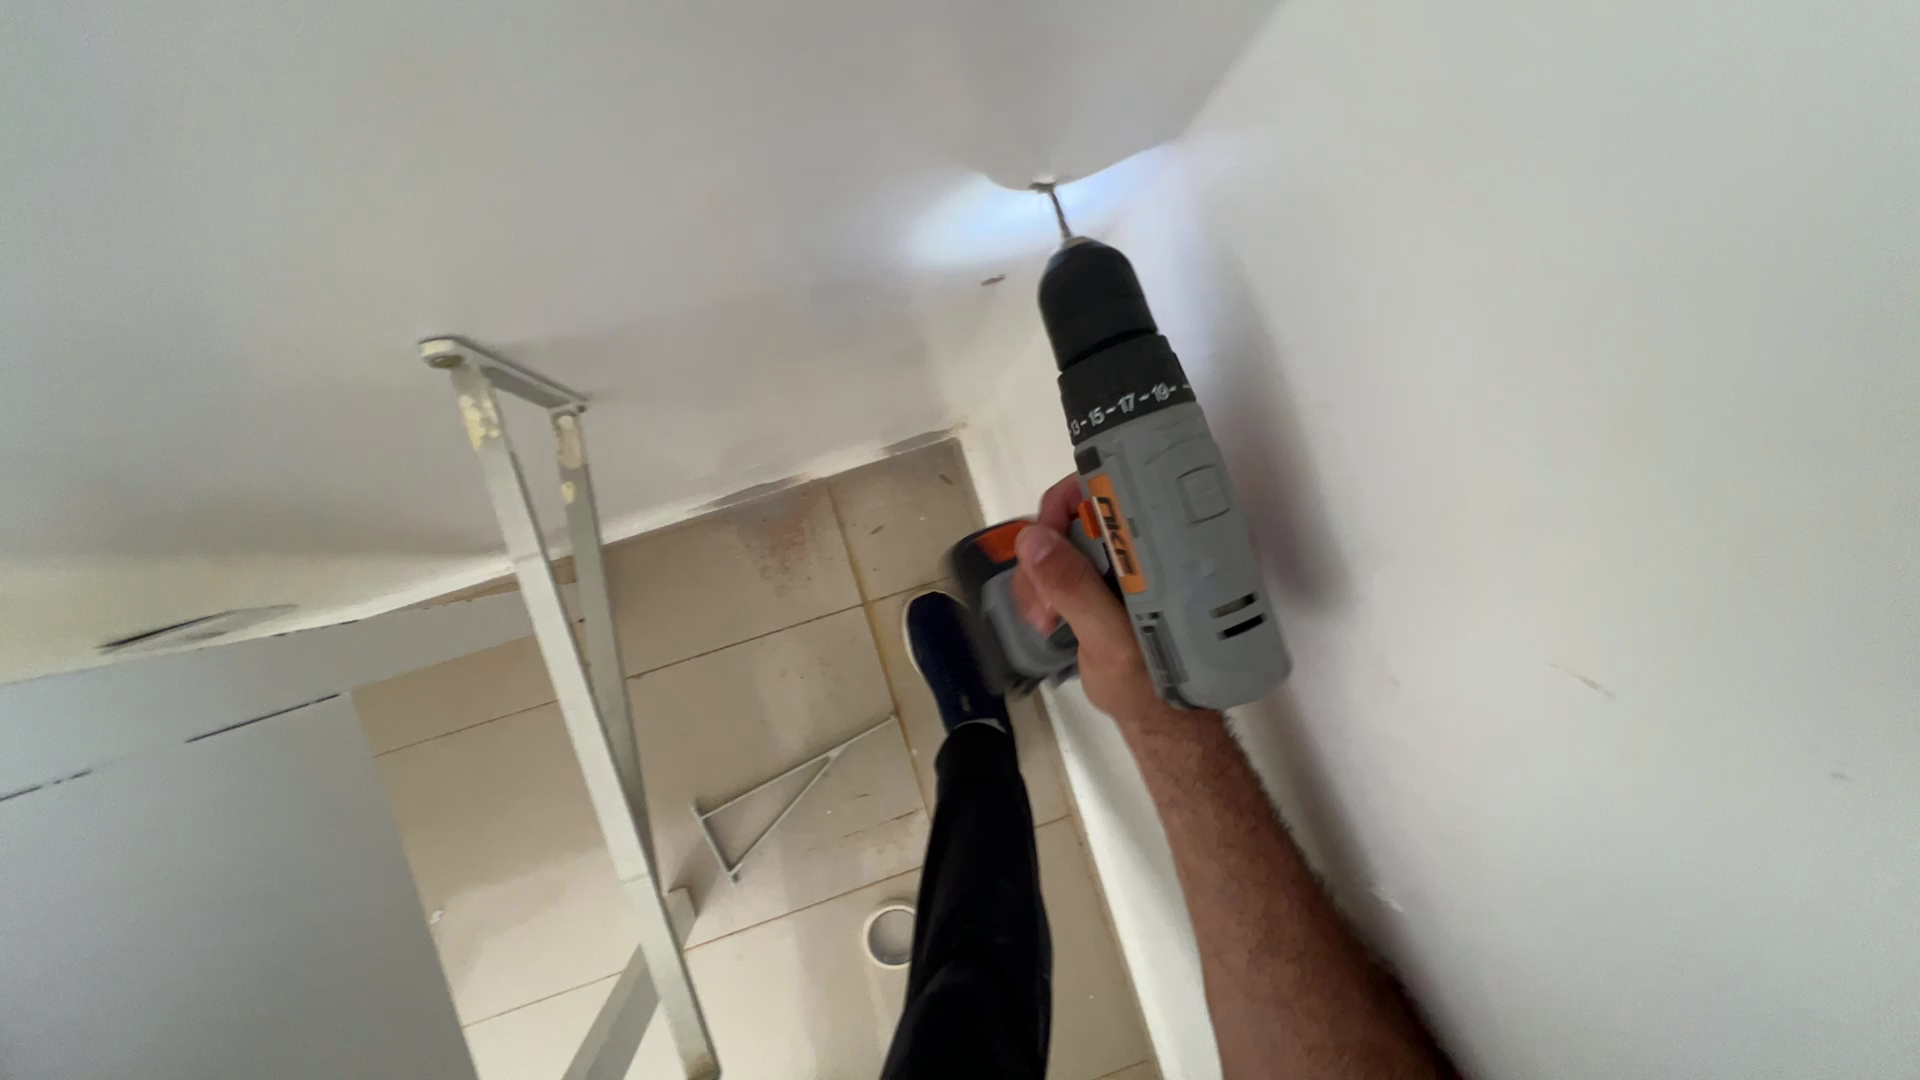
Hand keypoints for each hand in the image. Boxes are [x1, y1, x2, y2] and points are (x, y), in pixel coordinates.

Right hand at [1012, 474, 1169, 721]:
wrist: (1153, 719)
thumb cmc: (1147, 684)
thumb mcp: (1110, 640)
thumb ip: (1075, 589)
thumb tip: (1033, 538)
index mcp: (1154, 549)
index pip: (1111, 489)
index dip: (1071, 499)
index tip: (1047, 541)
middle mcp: (1135, 547)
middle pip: (1073, 513)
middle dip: (1044, 551)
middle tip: (1044, 601)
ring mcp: (1113, 564)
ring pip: (1055, 542)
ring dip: (1037, 578)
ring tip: (1046, 620)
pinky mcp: (1094, 582)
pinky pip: (1052, 566)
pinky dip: (1039, 588)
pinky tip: (1046, 619)